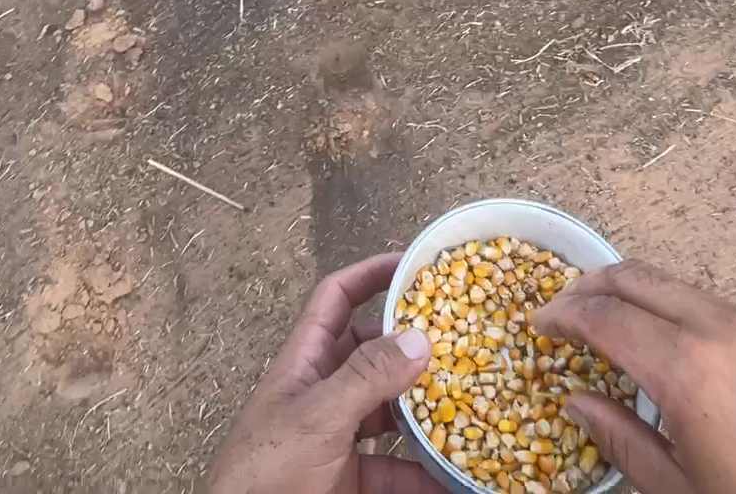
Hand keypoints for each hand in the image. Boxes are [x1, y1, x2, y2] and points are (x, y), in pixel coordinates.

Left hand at [208, 252, 437, 493]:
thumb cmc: (265, 473)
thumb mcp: (318, 417)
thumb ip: (366, 378)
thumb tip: (419, 338)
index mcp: (306, 361)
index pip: (337, 298)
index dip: (369, 274)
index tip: (412, 263)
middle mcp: (324, 392)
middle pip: (373, 354)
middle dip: (412, 347)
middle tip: (459, 338)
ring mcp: (337, 439)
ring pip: (390, 413)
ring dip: (425, 413)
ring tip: (470, 402)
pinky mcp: (349, 481)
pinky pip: (396, 470)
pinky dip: (425, 474)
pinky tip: (456, 476)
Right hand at [532, 261, 735, 493]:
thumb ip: (622, 441)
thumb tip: (577, 401)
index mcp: (687, 372)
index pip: (604, 318)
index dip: (563, 315)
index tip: (538, 325)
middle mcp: (716, 329)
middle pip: (633, 276)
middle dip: (588, 285)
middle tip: (561, 311)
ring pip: (668, 281)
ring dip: (627, 290)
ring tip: (604, 322)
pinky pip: (702, 299)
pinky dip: (664, 303)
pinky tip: (659, 339)